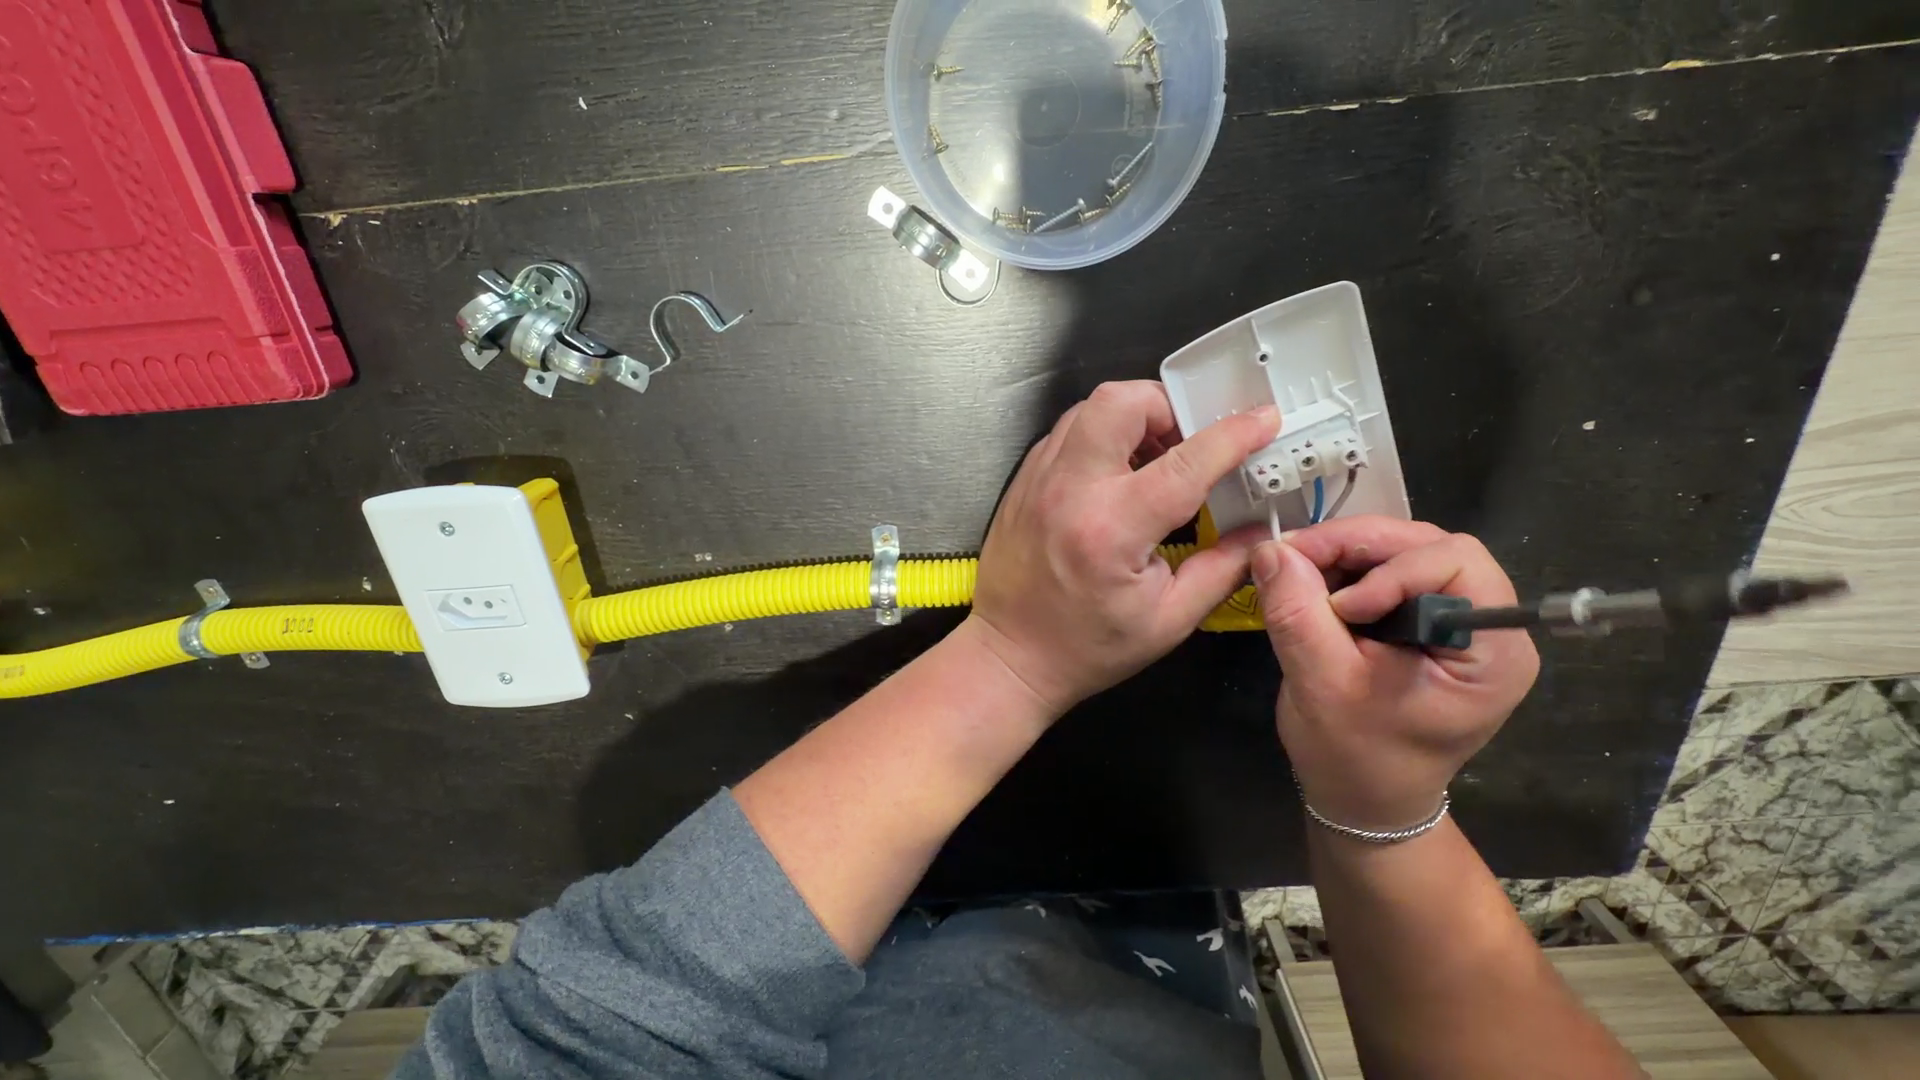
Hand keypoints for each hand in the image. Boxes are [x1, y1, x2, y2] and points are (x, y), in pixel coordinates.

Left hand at [965, 381, 1280, 714]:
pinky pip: (1068, 432)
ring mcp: (1039, 479)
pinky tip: (1119, 473)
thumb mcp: (1168, 621)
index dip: (1232, 435)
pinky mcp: (1024, 481)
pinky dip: (1101, 436)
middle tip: (1189, 439)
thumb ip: (1221, 570)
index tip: (1263, 420)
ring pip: (1089, 408)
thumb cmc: (1088, 646)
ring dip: (1133, 417)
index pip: (1183, 463)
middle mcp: (1070, 490)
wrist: (1010, 655)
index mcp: (1111, 529)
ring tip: (1157, 456)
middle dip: (1167, 406)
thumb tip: (1261, 533)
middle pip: (1120, 403)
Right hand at [1251, 517, 1539, 830]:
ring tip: (1296, 574)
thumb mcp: (1320, 684)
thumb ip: (1298, 613)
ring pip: (1403, 551)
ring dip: (1345, 555)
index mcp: (1490, 650)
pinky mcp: (1422, 622)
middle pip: (1427, 546)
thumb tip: (1271, 548)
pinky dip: (1344, 570)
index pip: (1455, 562)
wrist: (1363, 800)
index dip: (1391, 568)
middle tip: (1294, 559)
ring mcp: (1454, 621)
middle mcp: (1485, 626)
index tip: (1338, 606)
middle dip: (1358, 547)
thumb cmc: (1354, 756)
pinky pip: (1387, 572)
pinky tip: (1311, 587)